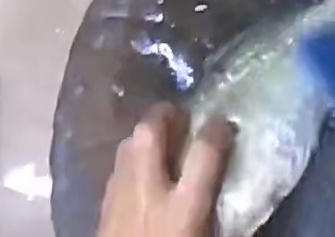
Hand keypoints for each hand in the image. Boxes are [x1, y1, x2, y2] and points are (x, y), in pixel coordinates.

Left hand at [97, 104, 234, 236]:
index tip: (226, 125)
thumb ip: (217, 219)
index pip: (205, 151)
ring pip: (128, 144)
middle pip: (150, 130)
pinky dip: (129, 162)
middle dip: (167, 115)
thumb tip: (235, 198)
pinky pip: (116, 171)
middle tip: (183, 118)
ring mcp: (118, 200)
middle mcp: (147, 193)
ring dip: (145, 135)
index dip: (219, 131)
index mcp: (181, 210)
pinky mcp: (100, 213)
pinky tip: (139, 176)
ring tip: (161, 142)